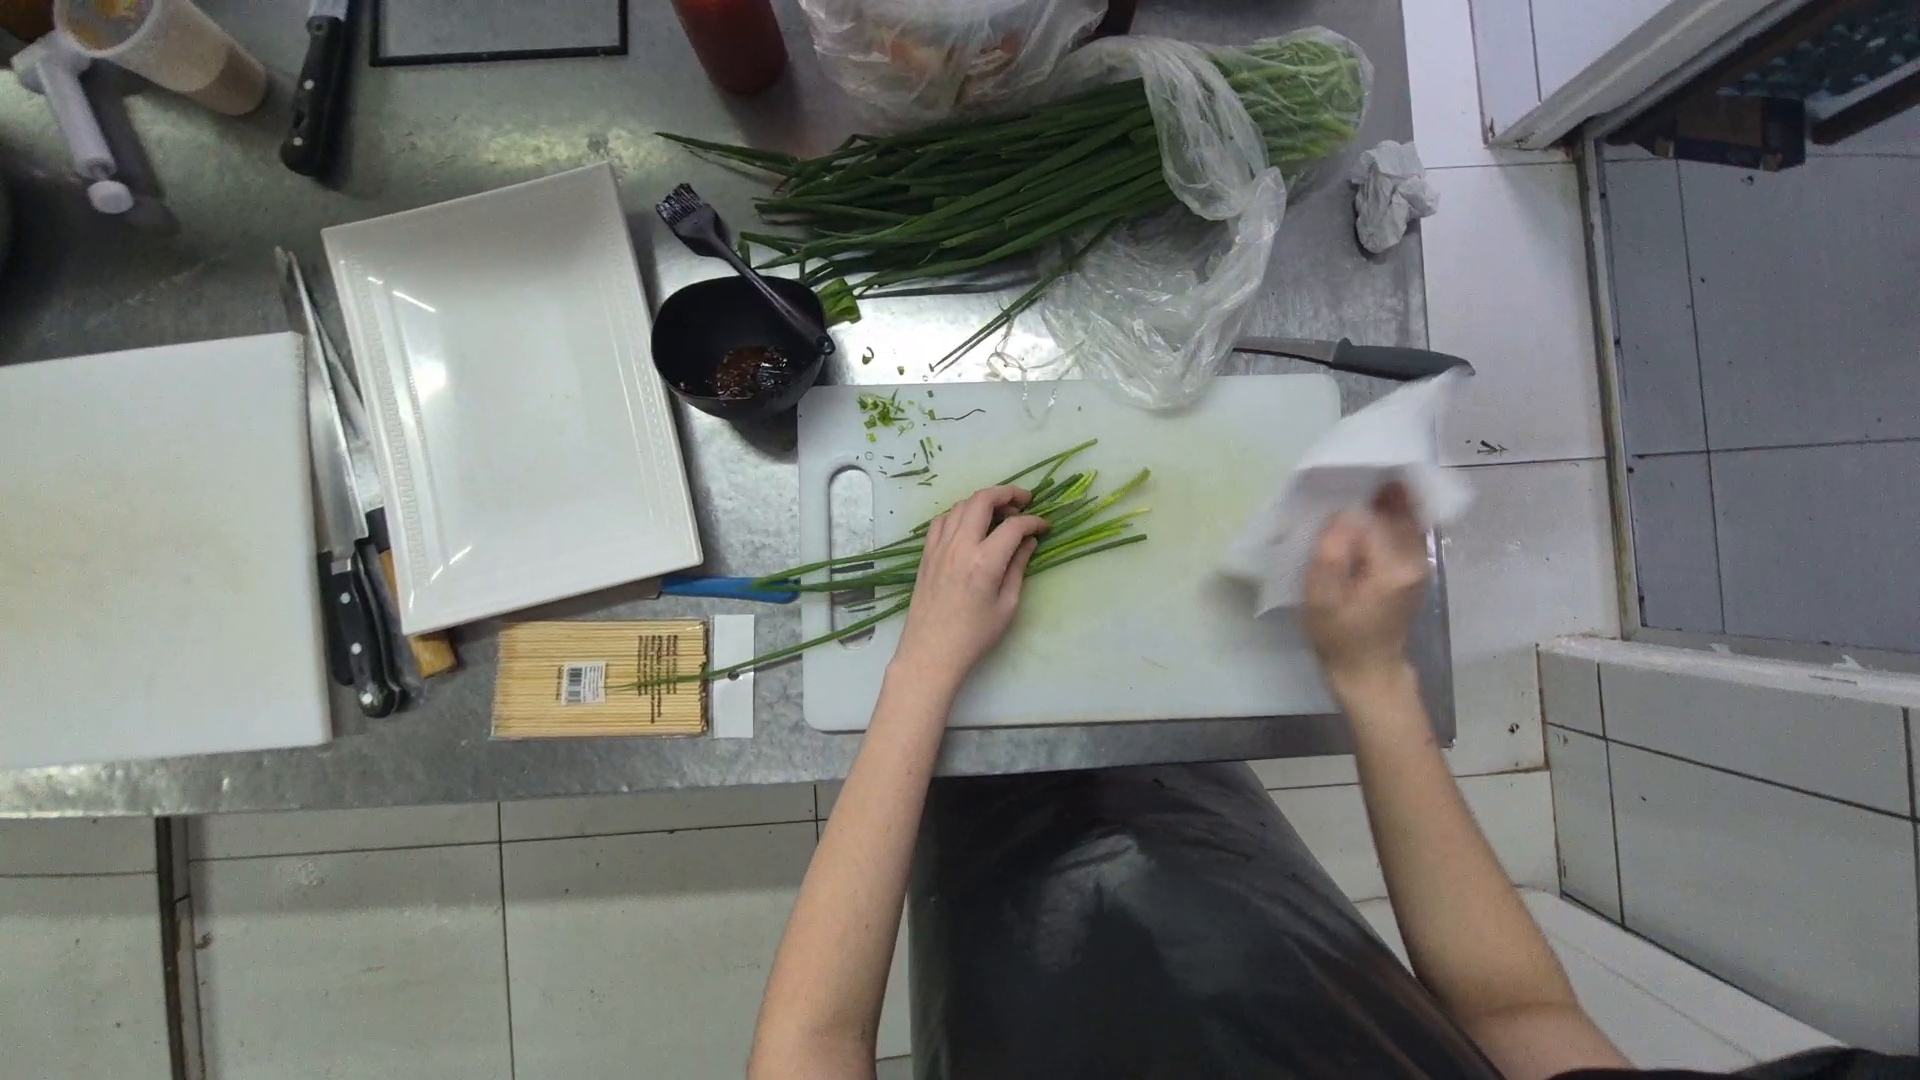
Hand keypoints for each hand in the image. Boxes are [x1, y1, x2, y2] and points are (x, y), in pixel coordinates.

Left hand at [891, 485, 1049, 692]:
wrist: (931, 651)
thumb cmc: (974, 636)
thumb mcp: (1007, 605)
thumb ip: (1018, 567)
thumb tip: (1029, 542)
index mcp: (984, 561)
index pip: (1014, 526)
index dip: (1034, 521)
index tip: (1045, 526)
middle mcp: (960, 546)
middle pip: (982, 500)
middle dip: (1007, 493)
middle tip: (1024, 501)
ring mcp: (939, 547)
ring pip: (961, 505)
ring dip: (983, 501)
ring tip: (1000, 511)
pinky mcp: (926, 553)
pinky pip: (942, 520)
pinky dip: (959, 513)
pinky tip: (970, 523)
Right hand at [1304, 482, 1430, 697]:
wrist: (1368, 672)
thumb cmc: (1340, 637)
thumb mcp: (1322, 598)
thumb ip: (1331, 553)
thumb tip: (1343, 515)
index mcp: (1394, 566)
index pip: (1377, 516)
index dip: (1357, 498)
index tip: (1337, 479)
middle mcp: (1415, 559)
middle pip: (1402, 510)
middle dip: (1380, 490)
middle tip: (1347, 474)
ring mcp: (1419, 564)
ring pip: (1407, 518)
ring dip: (1386, 500)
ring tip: (1356, 488)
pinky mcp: (1413, 569)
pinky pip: (1405, 530)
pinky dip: (1390, 516)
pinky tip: (1367, 513)